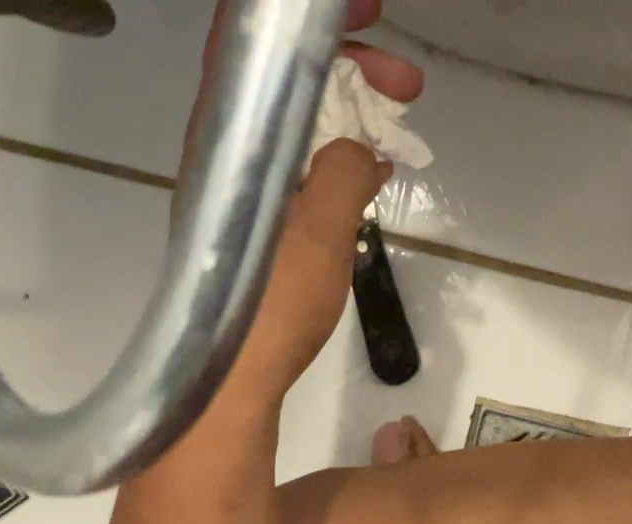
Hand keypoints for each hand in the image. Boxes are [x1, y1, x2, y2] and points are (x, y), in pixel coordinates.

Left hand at [189, 0, 424, 395]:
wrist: (230, 380)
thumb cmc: (270, 304)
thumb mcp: (319, 229)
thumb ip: (345, 173)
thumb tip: (364, 149)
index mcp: (229, 134)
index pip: (252, 38)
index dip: (307, 18)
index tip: (371, 15)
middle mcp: (224, 149)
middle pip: (281, 77)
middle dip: (348, 67)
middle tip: (407, 87)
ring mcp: (236, 188)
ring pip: (292, 122)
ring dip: (345, 113)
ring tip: (397, 133)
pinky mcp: (250, 224)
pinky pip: (295, 166)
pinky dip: (333, 156)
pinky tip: (367, 177)